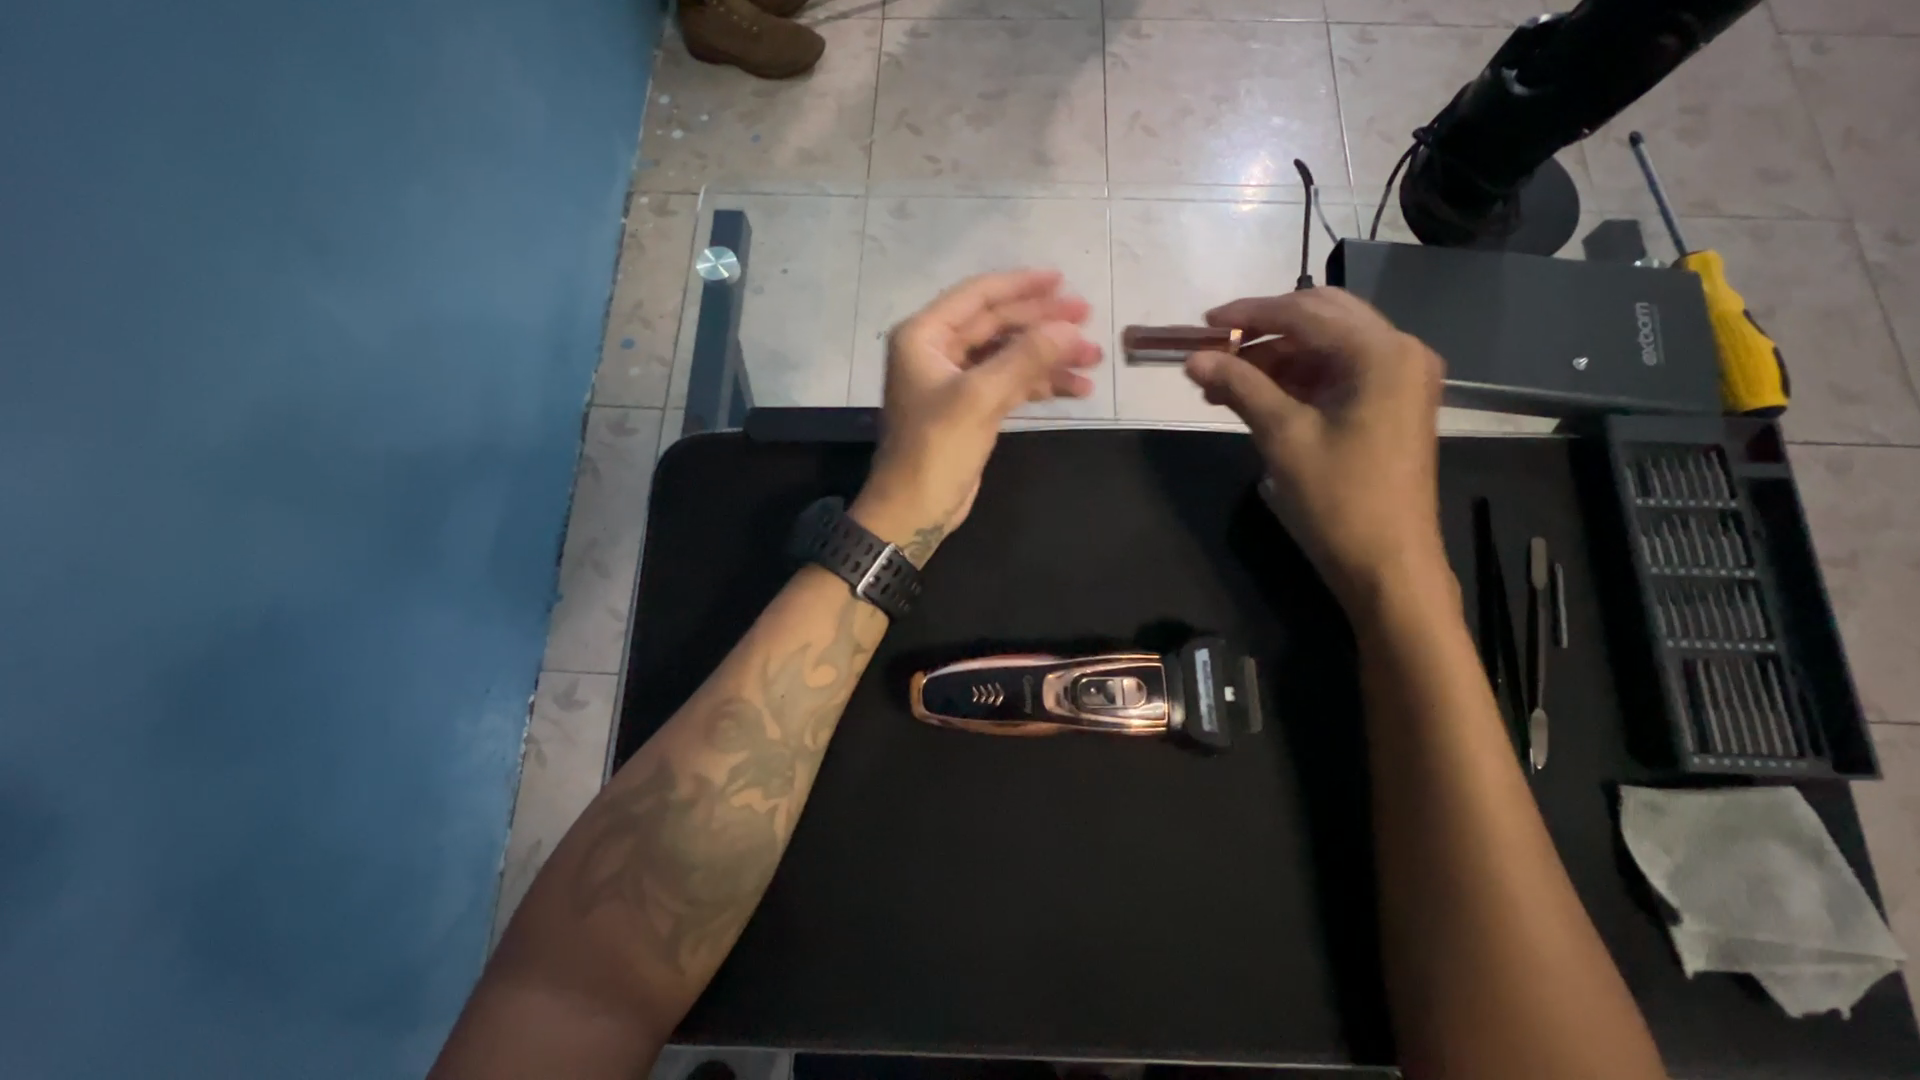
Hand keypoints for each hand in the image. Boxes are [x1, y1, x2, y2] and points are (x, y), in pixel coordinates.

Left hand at [852, 269, 1102, 565]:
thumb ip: (1025, 358)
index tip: (1062, 280)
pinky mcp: (972, 408)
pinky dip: (1041, 384)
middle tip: (1087, 319)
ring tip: (1093, 357)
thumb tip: (1070, 329)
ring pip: (1009, 355)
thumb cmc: (935, 449)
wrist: (914, 509)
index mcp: (925, 336)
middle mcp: (938, 350)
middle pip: (998, 323)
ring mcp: (956, 381)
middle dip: (1043, 323)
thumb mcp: (980, 398)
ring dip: (1049, 356)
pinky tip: (1077, 388)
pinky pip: (1011, 383)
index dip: (1021, 286)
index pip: (978, 296)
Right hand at [1184, 288, 1445, 610]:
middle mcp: (1399, 352)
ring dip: (1277, 358)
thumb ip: (1240, 387)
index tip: (1204, 324)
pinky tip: (1256, 397)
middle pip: (1322, 318)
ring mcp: (1399, 378)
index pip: (1306, 312)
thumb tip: (1194, 360)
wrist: (1389, 564)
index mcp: (1382, 352)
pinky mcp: (1391, 404)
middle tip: (1216, 349)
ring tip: (1223, 383)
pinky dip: (1297, 380)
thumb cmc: (1339, 499)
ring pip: (1327, 347)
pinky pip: (1338, 374)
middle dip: (1264, 331)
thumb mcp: (1283, 437)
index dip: (1250, 313)